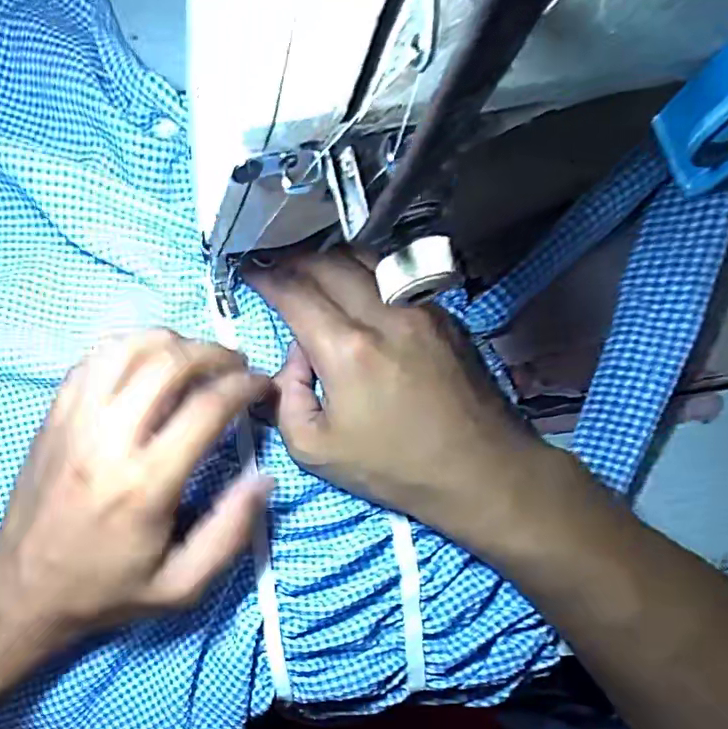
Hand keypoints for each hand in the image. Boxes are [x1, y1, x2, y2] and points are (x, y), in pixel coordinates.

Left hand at [0, 329, 272, 650]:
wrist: (24, 590)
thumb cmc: (108, 591)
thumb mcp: (182, 586)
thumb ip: (230, 532)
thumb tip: (265, 478)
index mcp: (146, 483)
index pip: (206, 407)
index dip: (245, 386)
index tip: (263, 385)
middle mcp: (108, 439)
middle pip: (168, 361)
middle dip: (214, 353)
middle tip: (236, 366)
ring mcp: (73, 421)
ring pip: (127, 347)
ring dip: (171, 342)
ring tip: (195, 359)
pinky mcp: (52, 416)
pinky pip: (92, 359)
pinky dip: (128, 347)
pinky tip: (146, 363)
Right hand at [248, 252, 578, 546]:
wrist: (477, 470)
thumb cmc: (392, 467)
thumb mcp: (315, 451)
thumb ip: (286, 399)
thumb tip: (292, 359)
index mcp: (346, 350)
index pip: (295, 293)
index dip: (266, 278)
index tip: (250, 272)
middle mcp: (383, 314)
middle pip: (329, 263)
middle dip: (295, 261)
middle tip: (278, 269)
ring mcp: (419, 309)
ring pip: (368, 259)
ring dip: (333, 259)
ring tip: (315, 271)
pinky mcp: (444, 316)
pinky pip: (397, 277)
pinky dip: (369, 273)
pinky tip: (360, 288)